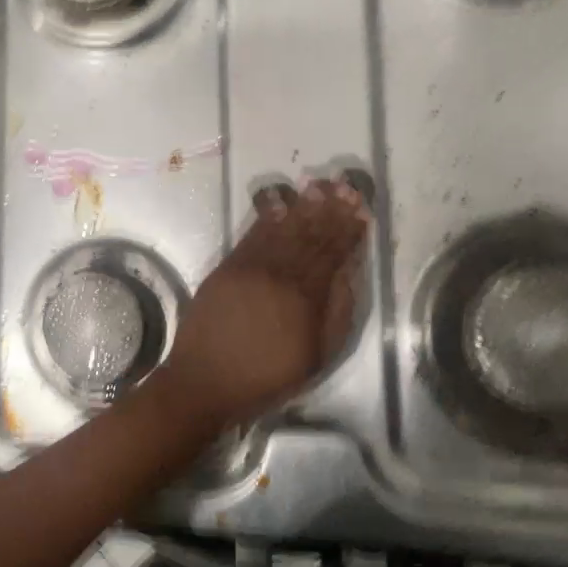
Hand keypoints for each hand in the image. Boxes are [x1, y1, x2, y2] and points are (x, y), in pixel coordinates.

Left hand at [151, 178, 368, 428]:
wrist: (205, 381)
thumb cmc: (266, 377)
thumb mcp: (316, 355)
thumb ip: (336, 311)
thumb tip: (348, 272)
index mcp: (305, 296)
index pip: (333, 254)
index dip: (349, 230)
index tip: (363, 209)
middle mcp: (278, 274)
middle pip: (309, 235)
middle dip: (330, 210)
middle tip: (346, 185)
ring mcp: (249, 267)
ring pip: (282, 229)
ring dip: (302, 206)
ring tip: (319, 185)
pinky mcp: (226, 266)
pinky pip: (252, 234)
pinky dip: (268, 216)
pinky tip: (280, 202)